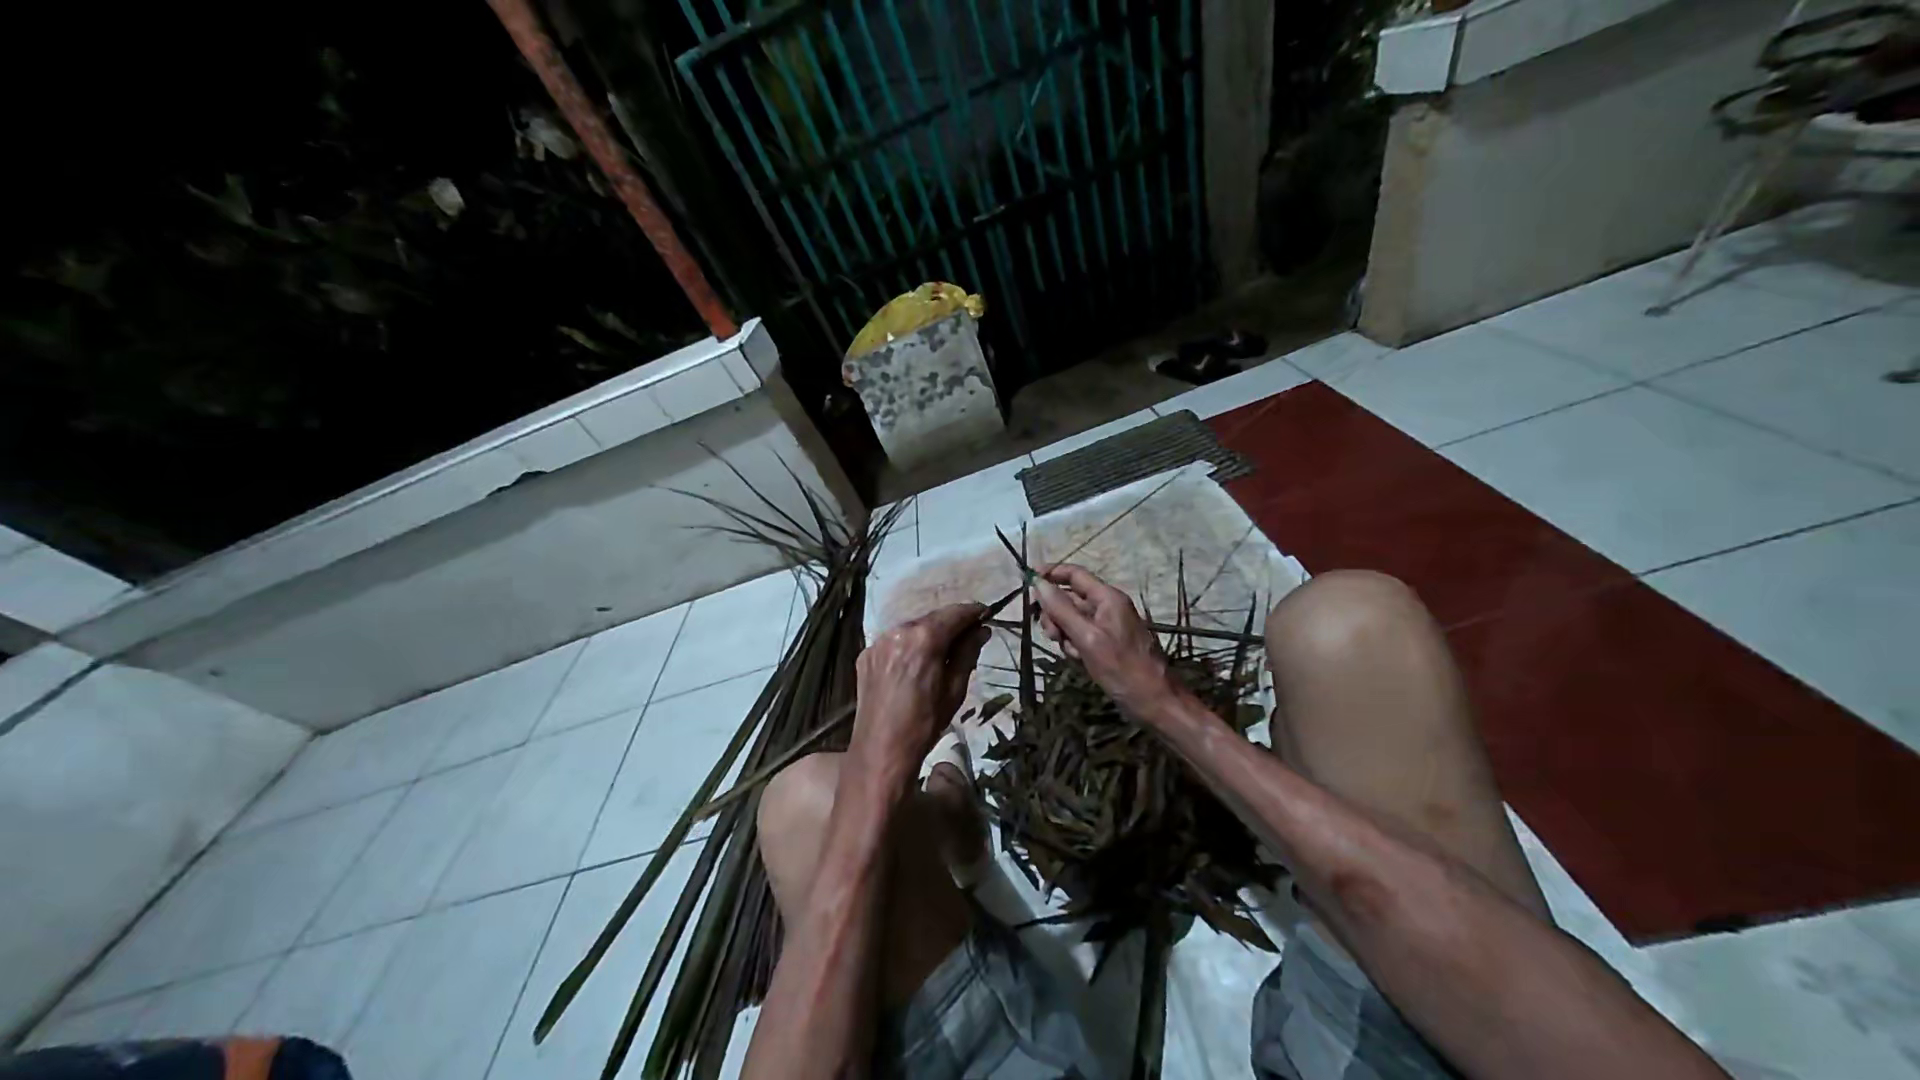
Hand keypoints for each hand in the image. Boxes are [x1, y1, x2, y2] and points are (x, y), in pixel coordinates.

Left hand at [852, 604, 989, 774]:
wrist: (881, 750)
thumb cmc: (925, 723)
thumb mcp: (955, 689)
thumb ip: (968, 653)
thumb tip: (981, 630)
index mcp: (924, 639)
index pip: (954, 613)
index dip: (973, 612)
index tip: (986, 614)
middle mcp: (898, 632)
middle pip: (932, 618)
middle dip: (951, 624)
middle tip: (968, 637)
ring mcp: (878, 643)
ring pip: (911, 629)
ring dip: (928, 635)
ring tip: (942, 654)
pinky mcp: (866, 655)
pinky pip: (894, 642)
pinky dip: (908, 647)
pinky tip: (915, 665)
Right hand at [1033, 564, 1180, 720]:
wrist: (1153, 700)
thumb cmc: (1122, 668)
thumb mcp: (1087, 638)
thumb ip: (1061, 610)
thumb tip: (1038, 583)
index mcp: (1107, 598)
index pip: (1074, 574)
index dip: (1050, 573)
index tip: (1027, 581)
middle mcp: (1107, 607)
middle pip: (1069, 598)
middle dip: (1054, 613)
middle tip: (1052, 635)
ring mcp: (1106, 626)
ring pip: (1071, 619)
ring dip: (1063, 633)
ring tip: (1072, 652)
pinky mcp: (1105, 643)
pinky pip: (1080, 636)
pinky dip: (1074, 646)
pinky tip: (1079, 660)